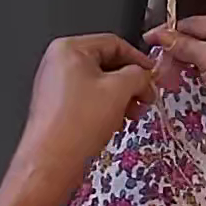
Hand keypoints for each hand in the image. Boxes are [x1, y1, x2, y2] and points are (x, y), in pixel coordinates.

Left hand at [7, 35, 156, 201]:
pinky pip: (88, 97)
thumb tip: (144, 74)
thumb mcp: (118, 91)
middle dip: (130, 82)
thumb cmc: (79, 123)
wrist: (51, 163)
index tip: (154, 75)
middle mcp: (58, 62)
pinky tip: (115, 123)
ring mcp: (55, 83)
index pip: (113, 43)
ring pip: (99, 82)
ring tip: (131, 114)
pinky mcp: (57, 105)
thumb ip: (138, 75)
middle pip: (106, 63)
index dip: (138, 59)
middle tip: (145, 98)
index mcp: (68, 48)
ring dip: (120, 97)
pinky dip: (106, 107)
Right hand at [145, 13, 205, 144]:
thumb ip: (181, 44)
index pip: (193, 22)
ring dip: (187, 64)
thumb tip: (160, 34)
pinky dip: (200, 72)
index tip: (148, 40)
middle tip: (159, 67)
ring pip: (205, 53)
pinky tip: (189, 80)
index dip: (169, 33)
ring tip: (171, 77)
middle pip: (198, 37)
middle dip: (178, 52)